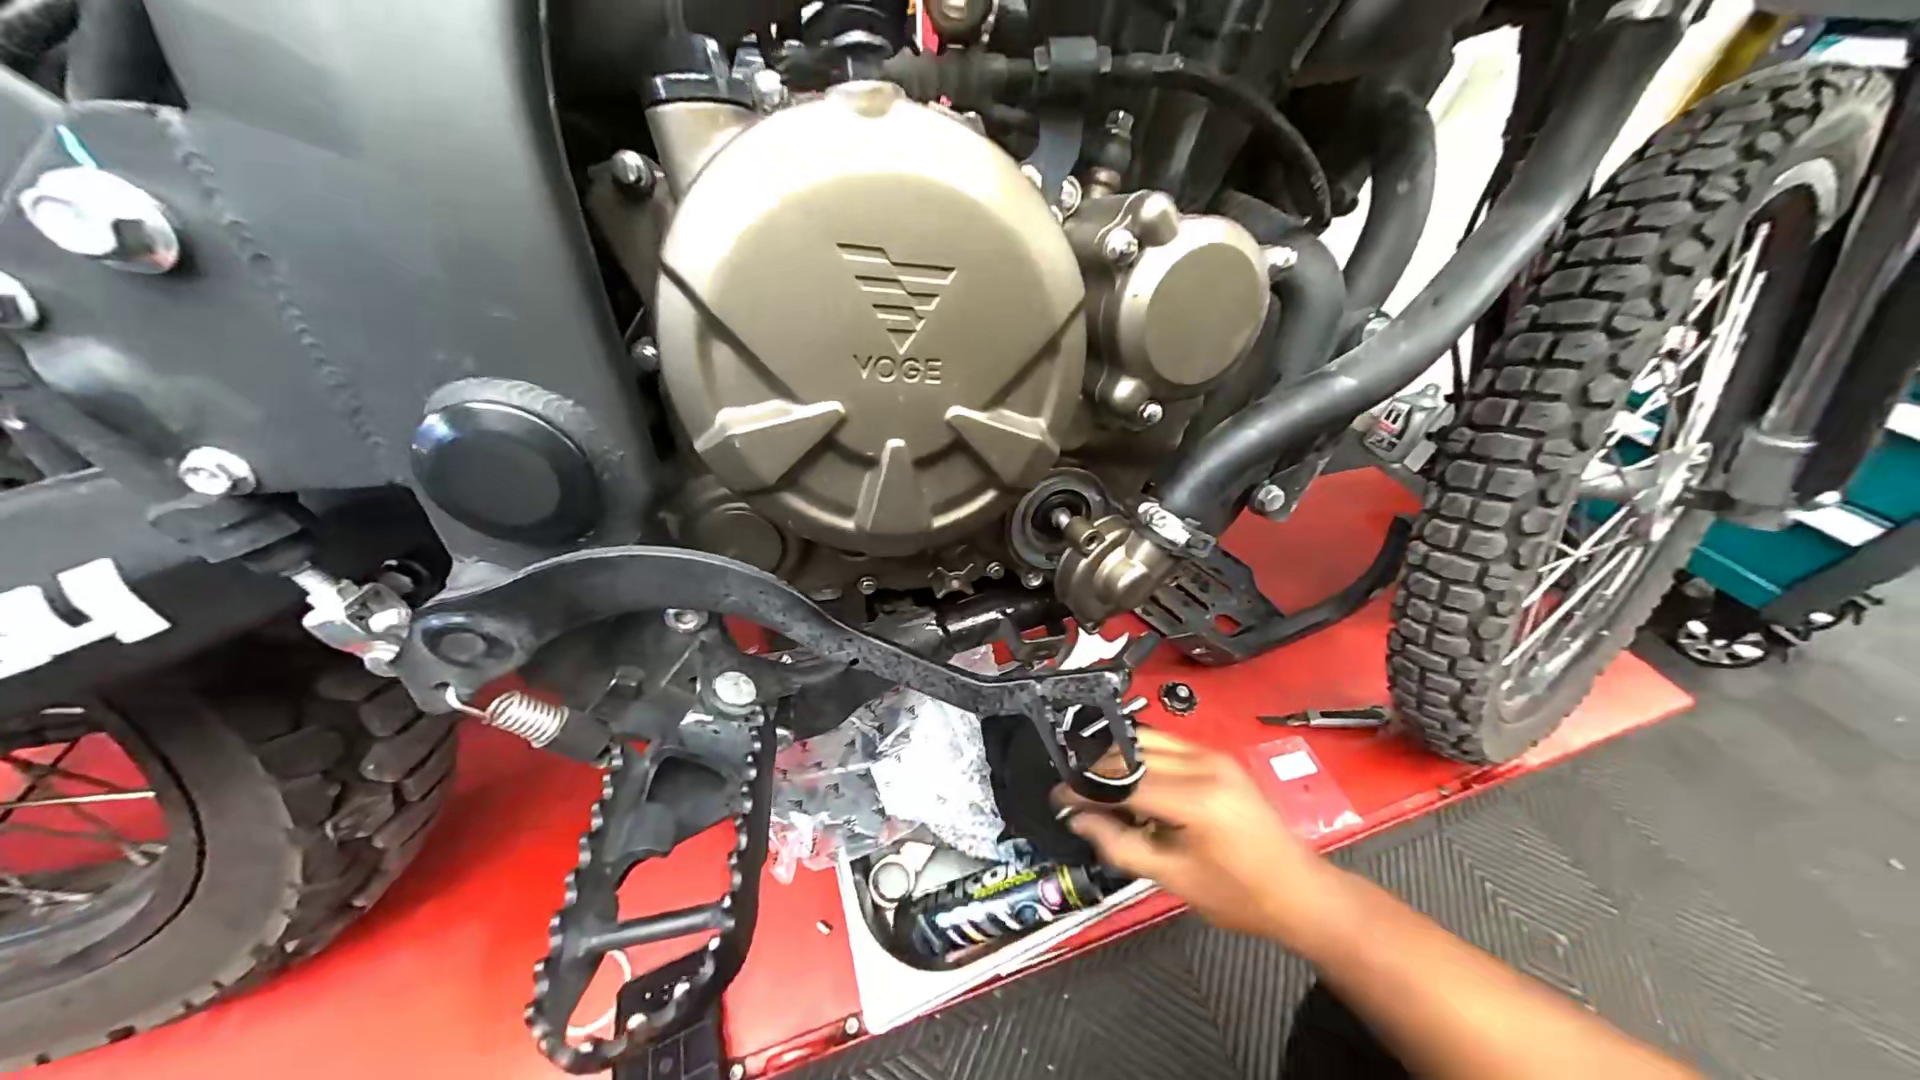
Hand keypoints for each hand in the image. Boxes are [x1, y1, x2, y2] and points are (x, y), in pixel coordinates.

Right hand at [1053, 728, 1351, 944]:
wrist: (1299, 890)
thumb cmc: (1239, 894)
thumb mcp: (1172, 878)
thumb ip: (1118, 845)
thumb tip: (1078, 819)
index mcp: (1196, 798)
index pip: (1123, 781)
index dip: (1085, 788)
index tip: (1059, 796)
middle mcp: (1203, 764)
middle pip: (1131, 752)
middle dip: (1095, 768)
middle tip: (1074, 791)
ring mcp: (1212, 755)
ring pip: (1145, 739)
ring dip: (1116, 758)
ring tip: (1097, 783)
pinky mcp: (1216, 755)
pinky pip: (1165, 743)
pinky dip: (1139, 756)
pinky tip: (1130, 777)